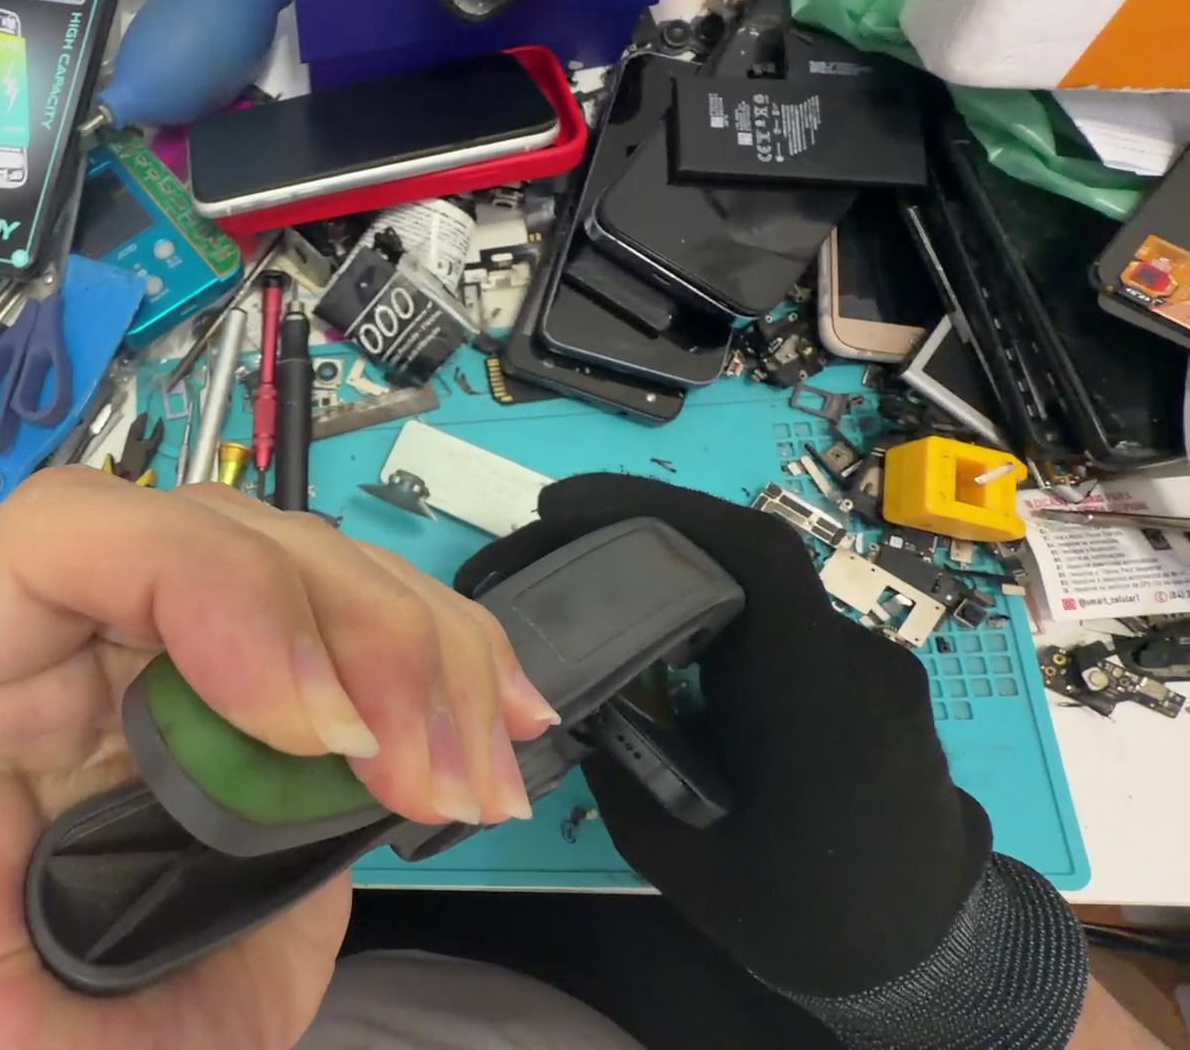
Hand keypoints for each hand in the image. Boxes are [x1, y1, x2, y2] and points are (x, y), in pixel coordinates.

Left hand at [0, 467, 555, 1049]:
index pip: (69, 536)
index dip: (204, 583)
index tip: (309, 719)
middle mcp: (73, 634)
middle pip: (223, 534)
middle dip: (351, 625)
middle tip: (428, 760)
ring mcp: (184, 655)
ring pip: (314, 566)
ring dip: (417, 649)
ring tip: (471, 768)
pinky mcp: (269, 700)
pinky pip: (368, 625)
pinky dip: (445, 661)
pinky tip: (492, 719)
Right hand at [457, 474, 990, 999]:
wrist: (925, 953)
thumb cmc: (800, 912)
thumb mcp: (675, 853)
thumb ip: (614, 761)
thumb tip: (563, 690)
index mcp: (810, 697)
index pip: (754, 558)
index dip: (660, 509)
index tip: (563, 505)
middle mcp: (843, 657)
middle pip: (730, 553)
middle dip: (623, 531)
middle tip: (535, 546)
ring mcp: (850, 658)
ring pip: (740, 580)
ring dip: (649, 564)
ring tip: (568, 583)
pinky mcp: (840, 669)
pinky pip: (755, 611)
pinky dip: (683, 599)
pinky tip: (634, 631)